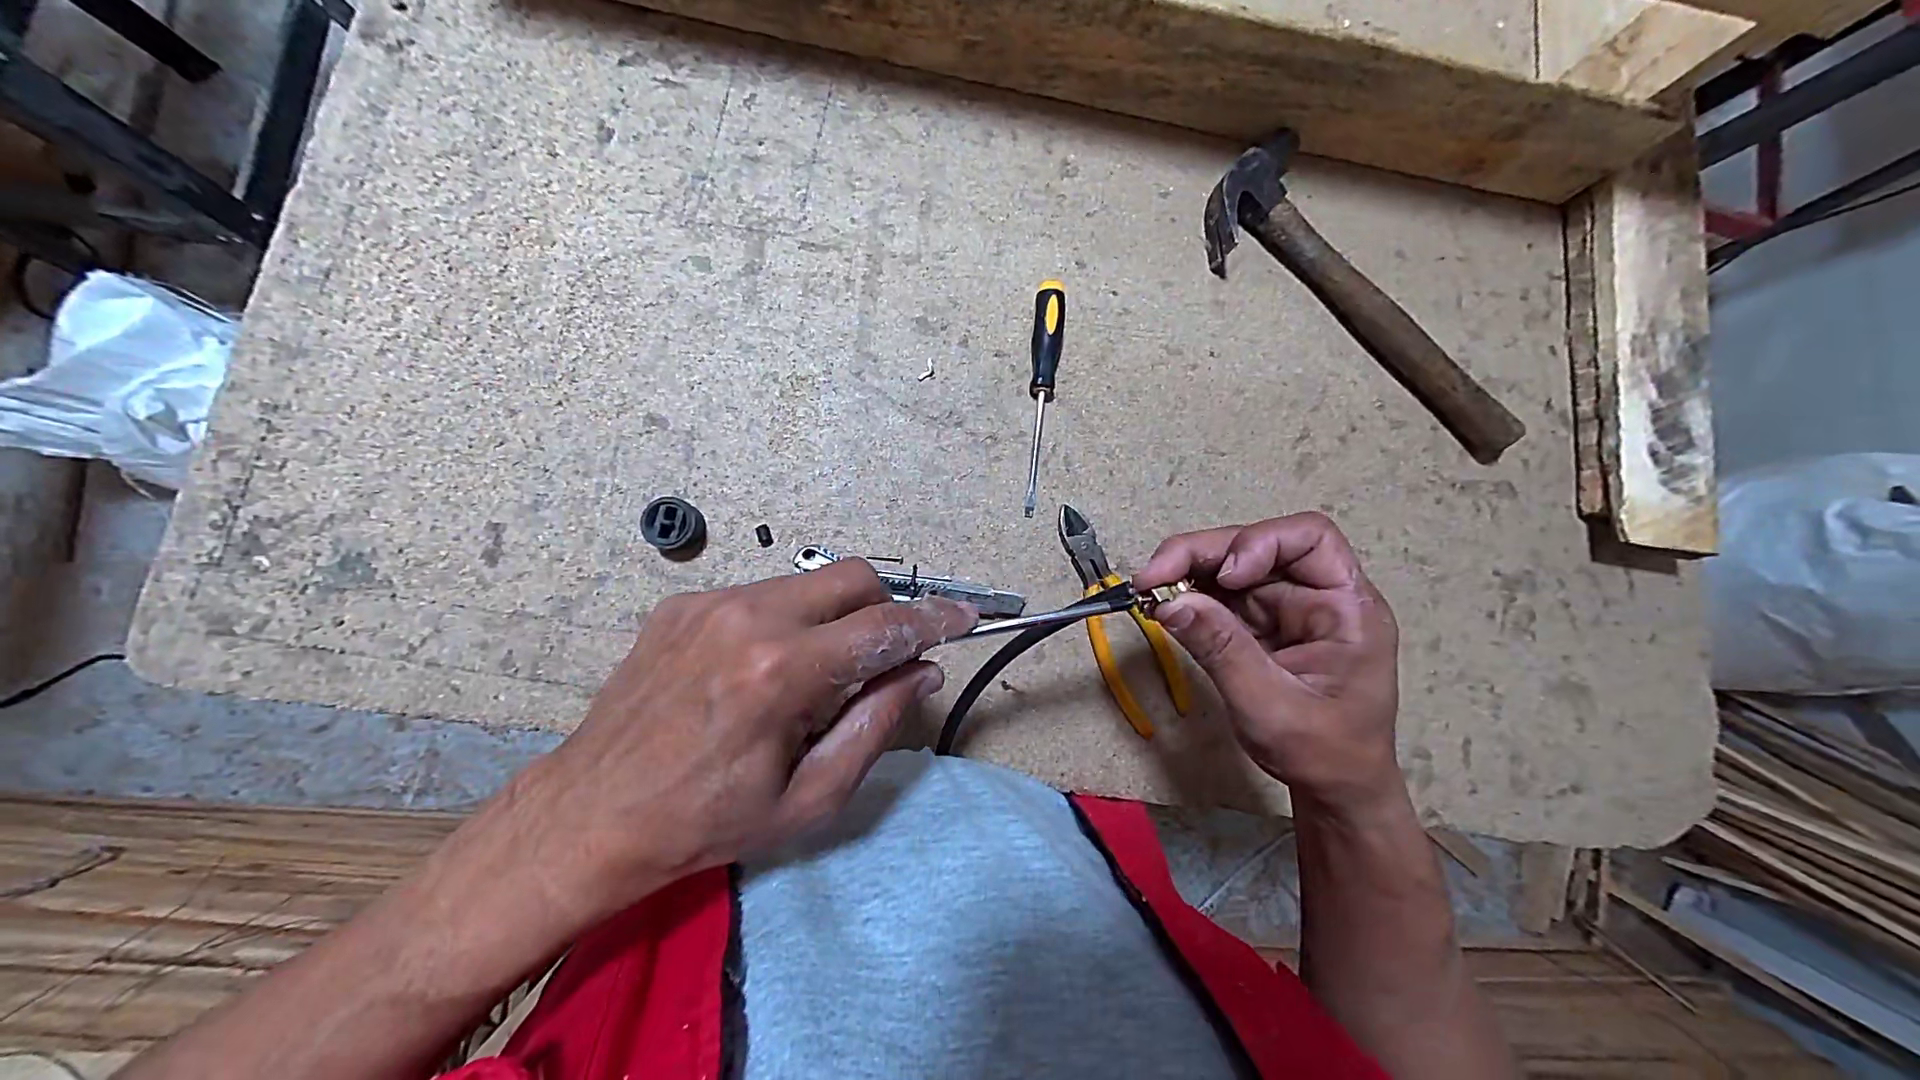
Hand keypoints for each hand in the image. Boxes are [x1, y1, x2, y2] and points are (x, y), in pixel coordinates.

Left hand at [501, 561, 977, 917]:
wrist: (591, 814)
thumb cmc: (706, 822)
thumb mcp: (810, 796)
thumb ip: (877, 723)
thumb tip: (921, 671)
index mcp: (780, 673)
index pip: (883, 626)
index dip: (933, 619)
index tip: (963, 616)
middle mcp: (747, 618)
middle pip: (852, 578)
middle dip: (885, 607)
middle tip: (884, 656)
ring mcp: (709, 604)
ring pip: (808, 582)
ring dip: (833, 617)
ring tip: (813, 676)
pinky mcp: (682, 604)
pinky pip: (762, 594)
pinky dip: (786, 621)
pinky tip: (762, 670)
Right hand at [1136, 513, 1400, 812]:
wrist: (1332, 789)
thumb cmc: (1322, 752)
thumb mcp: (1270, 705)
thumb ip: (1221, 649)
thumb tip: (1169, 602)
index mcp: (1345, 606)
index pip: (1308, 538)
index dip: (1259, 543)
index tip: (1223, 577)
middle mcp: (1314, 595)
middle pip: (1254, 545)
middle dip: (1200, 554)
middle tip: (1151, 577)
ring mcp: (1282, 608)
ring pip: (1228, 566)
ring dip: (1185, 571)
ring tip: (1149, 590)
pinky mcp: (1256, 623)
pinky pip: (1217, 595)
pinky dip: (1186, 595)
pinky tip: (1162, 604)